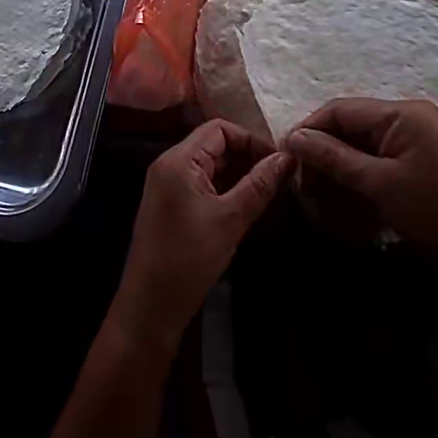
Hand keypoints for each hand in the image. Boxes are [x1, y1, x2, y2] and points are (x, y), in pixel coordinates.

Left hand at [112, 119, 290, 347]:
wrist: (150, 308)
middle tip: (280, 176)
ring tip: (270, 190)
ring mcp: (168, 187)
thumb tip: (288, 157)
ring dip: (239, 174)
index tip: (279, 161)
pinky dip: (226, 189)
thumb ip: (260, 184)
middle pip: (215, 145)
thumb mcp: (231, 219)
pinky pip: (203, 185)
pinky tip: (248, 205)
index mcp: (178, 160)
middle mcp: (170, 165)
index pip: (219, 129)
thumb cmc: (188, 258)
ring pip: (210, 166)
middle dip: (248, 157)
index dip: (251, 140)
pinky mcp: (171, 207)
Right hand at [285, 98, 437, 287]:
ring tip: (323, 199)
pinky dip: (363, 179)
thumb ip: (334, 157)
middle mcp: (411, 117)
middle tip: (304, 187)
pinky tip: (351, 203)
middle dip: (325, 154)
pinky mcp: (424, 162)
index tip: (285, 157)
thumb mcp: (379, 184)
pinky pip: (383, 161)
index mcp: (403, 112)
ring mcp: (420, 140)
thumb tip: (294, 137)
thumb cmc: (436, 212)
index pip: (341, 109)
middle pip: (353, 126)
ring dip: (342, 170)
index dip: (310, 129)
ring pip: (365, 146)